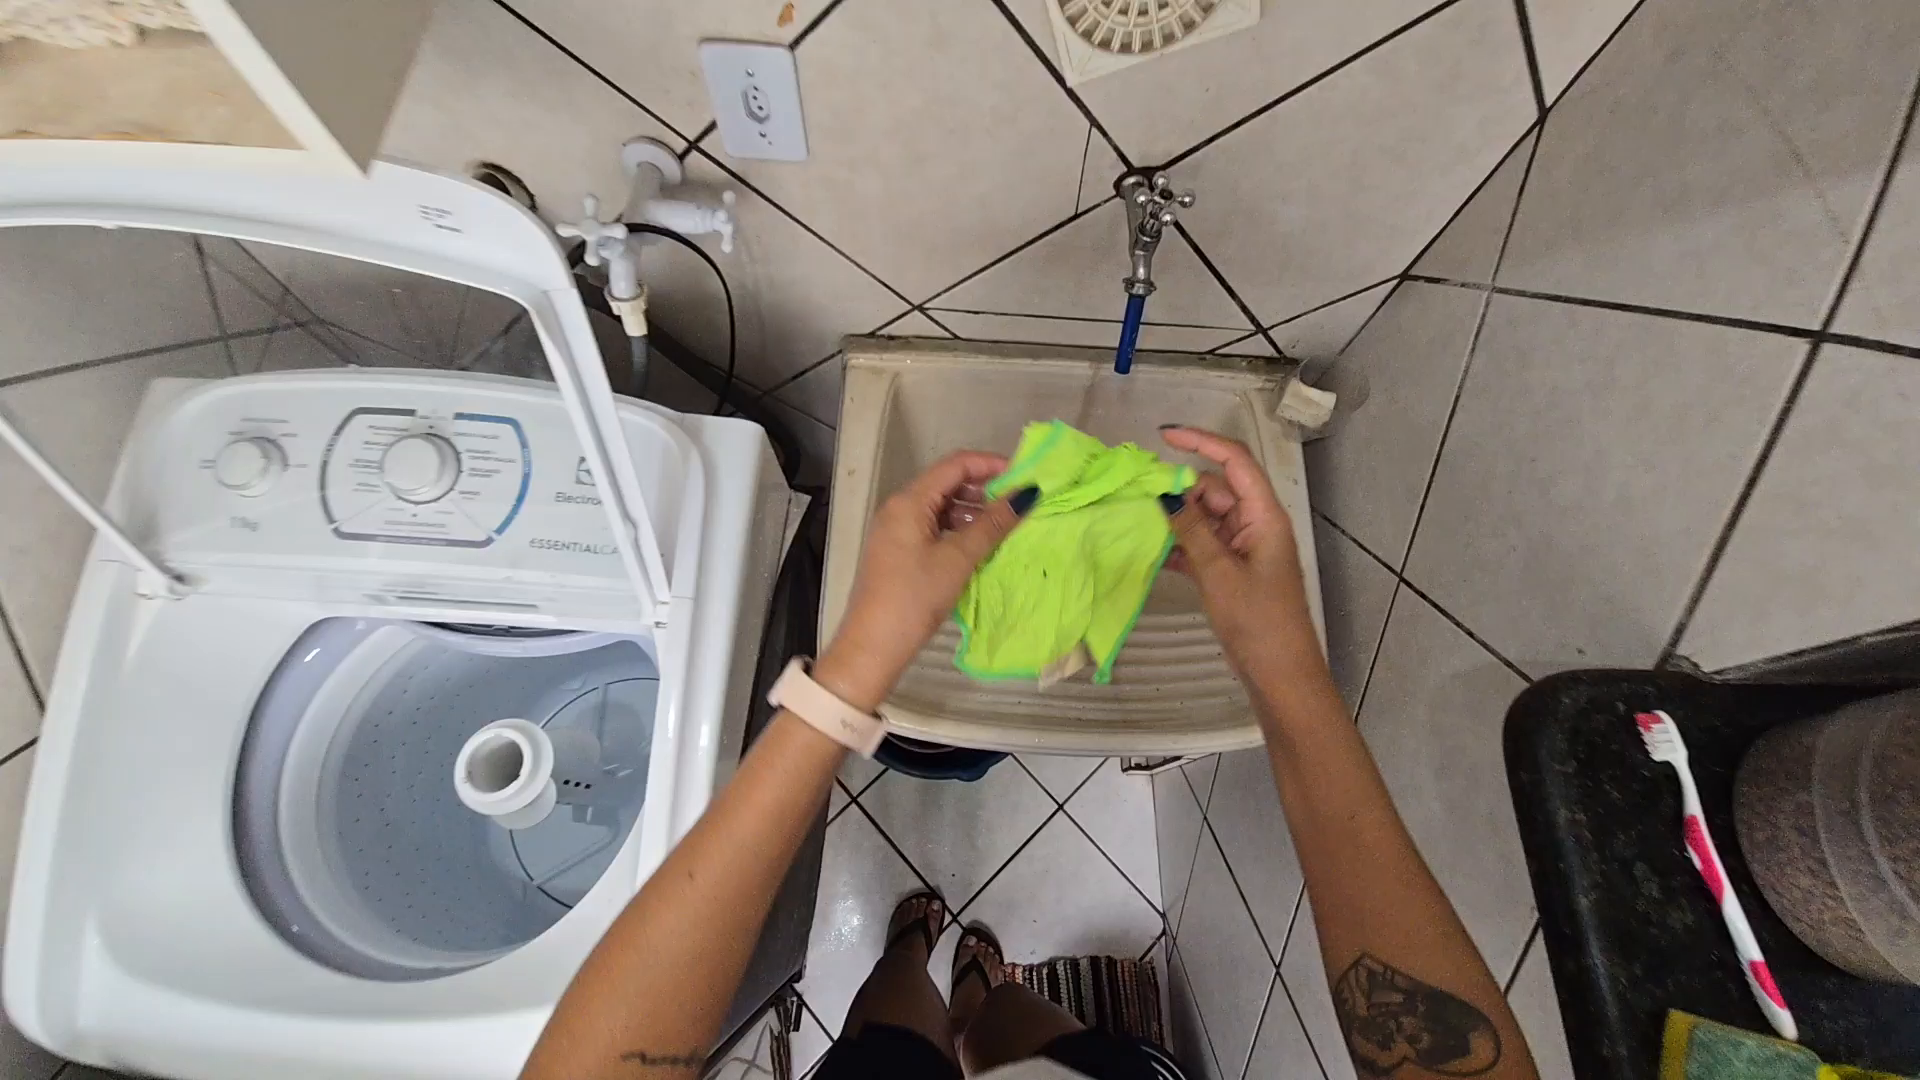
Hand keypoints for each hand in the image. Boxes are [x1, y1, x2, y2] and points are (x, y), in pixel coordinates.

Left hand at [815, 451, 1032, 712]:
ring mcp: (897, 529)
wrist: (873, 645)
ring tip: (1005, 526)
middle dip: (985, 488)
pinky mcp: (899, 551)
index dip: (991, 464)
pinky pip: (934, 527)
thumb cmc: (915, 597)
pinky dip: (959, 529)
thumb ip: (992, 524)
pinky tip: (980, 545)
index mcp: (909, 501)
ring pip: (942, 506)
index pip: (955, 464)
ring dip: (973, 510)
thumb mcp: (958, 558)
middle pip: (948, 482)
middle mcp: (900, 507)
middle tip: (1019, 502)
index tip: (1025, 476)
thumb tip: (1027, 495)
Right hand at [1159, 427, 1331, 700]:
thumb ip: (1191, 529)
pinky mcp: (1231, 572)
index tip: (1163, 436)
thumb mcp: (1219, 572)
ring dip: (1176, 518)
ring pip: (1204, 518)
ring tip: (1137, 519)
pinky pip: (1201, 545)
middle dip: (1180, 488)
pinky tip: (1151, 550)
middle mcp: (1255, 524)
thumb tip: (1166, 492)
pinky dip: (1179, 545)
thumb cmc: (1258, 621)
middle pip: (1215, 489)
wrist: (1280, 675)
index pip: (1234, 461)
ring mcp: (1243, 549)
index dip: (1201, 442)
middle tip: (1137, 494)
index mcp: (1264, 515)